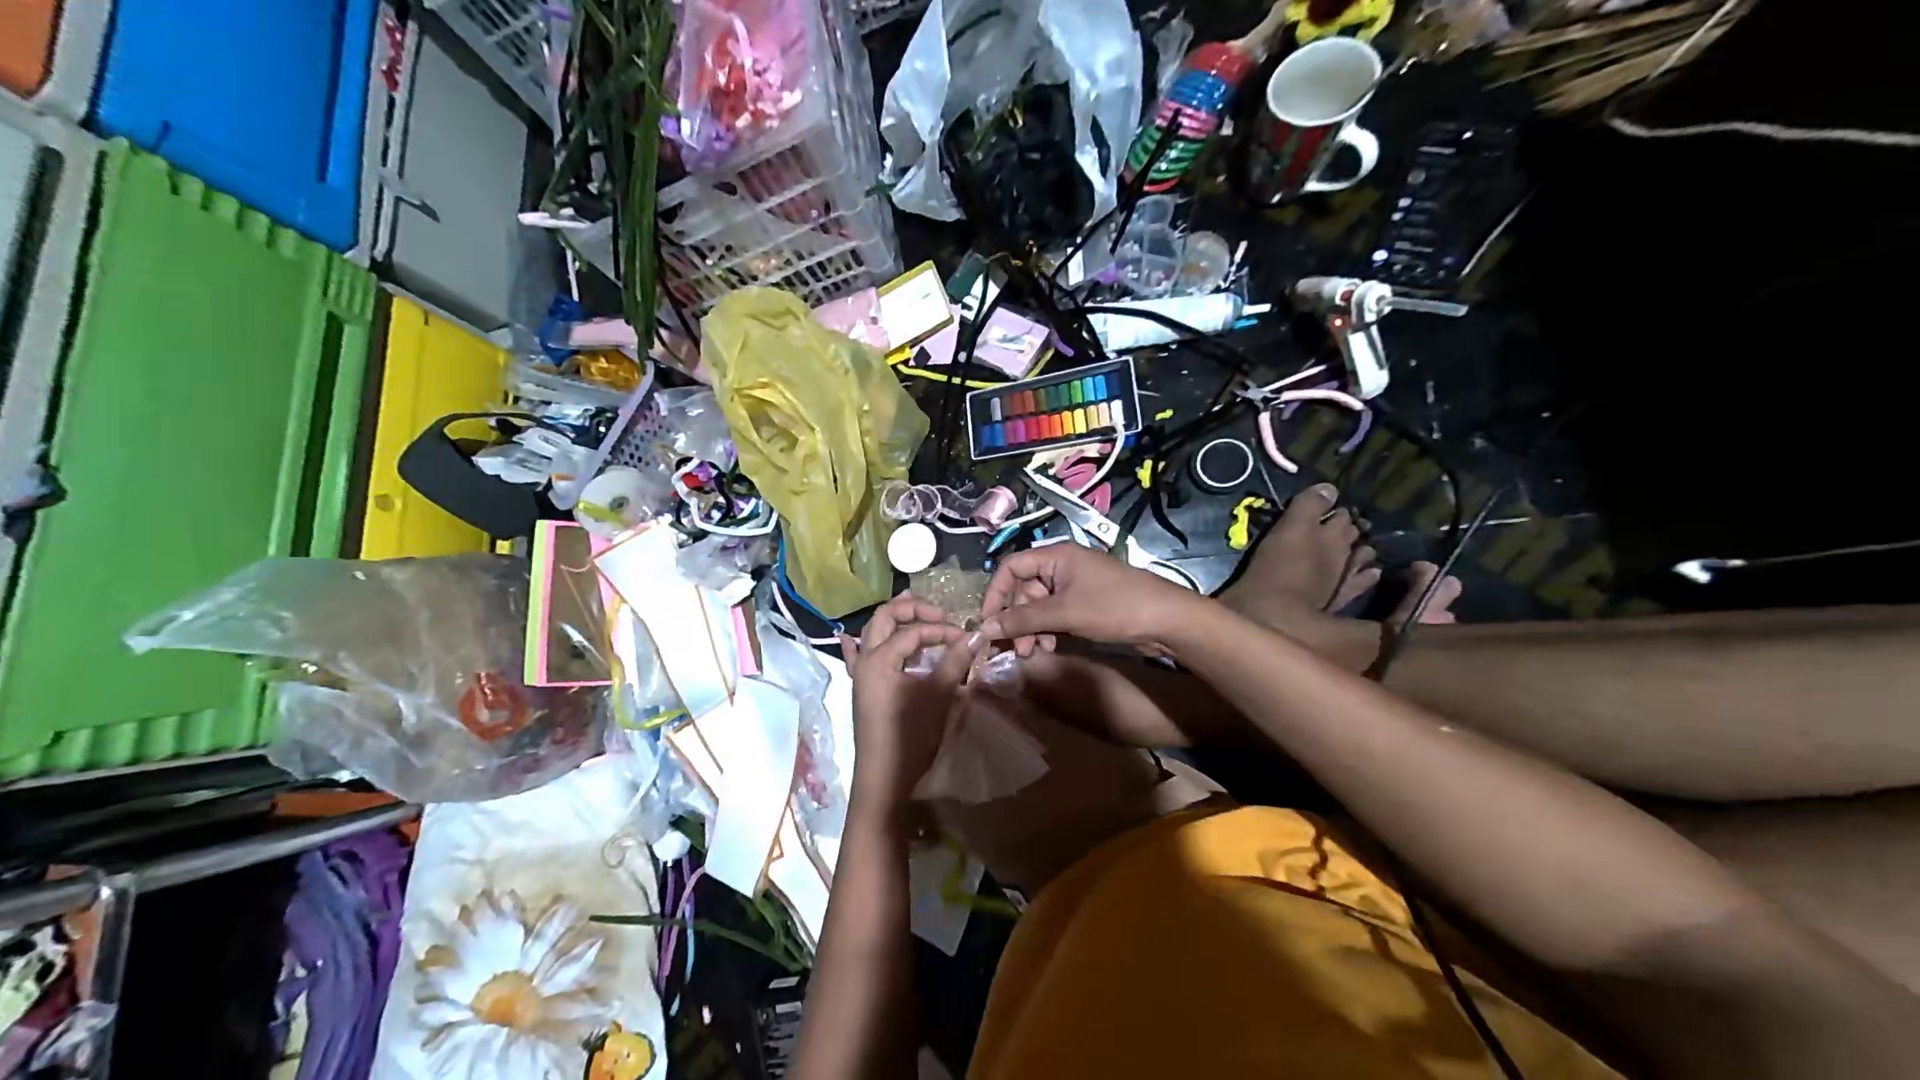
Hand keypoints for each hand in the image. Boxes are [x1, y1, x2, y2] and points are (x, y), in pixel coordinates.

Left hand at [843, 593, 981, 816]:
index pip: (913, 630)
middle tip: (940, 615)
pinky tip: (853, 638)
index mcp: (880, 659)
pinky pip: (857, 656)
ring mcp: (860, 674)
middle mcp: (865, 660)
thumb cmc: (912, 736)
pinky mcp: (863, 688)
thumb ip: (956, 661)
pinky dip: (861, 643)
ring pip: (872, 633)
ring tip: (917, 617)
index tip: (965, 638)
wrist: (885, 778)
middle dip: (912, 609)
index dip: (941, 629)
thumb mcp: (939, 696)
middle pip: (884, 618)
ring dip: (895, 622)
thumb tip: (977, 634)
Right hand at [982, 544, 1203, 656]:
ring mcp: (1075, 585)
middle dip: (1017, 618)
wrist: (1166, 620)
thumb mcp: (1063, 613)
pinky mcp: (1086, 603)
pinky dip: (1049, 629)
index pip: (1011, 567)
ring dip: (1032, 628)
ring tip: (1035, 652)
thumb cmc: (1113, 607)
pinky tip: (1051, 646)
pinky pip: (1056, 613)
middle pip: (1024, 589)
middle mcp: (1063, 566)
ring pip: (1039, 605)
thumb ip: (1022, 619)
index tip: (989, 621)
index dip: (996, 593)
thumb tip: (984, 627)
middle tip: (1018, 648)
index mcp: (1056, 556)